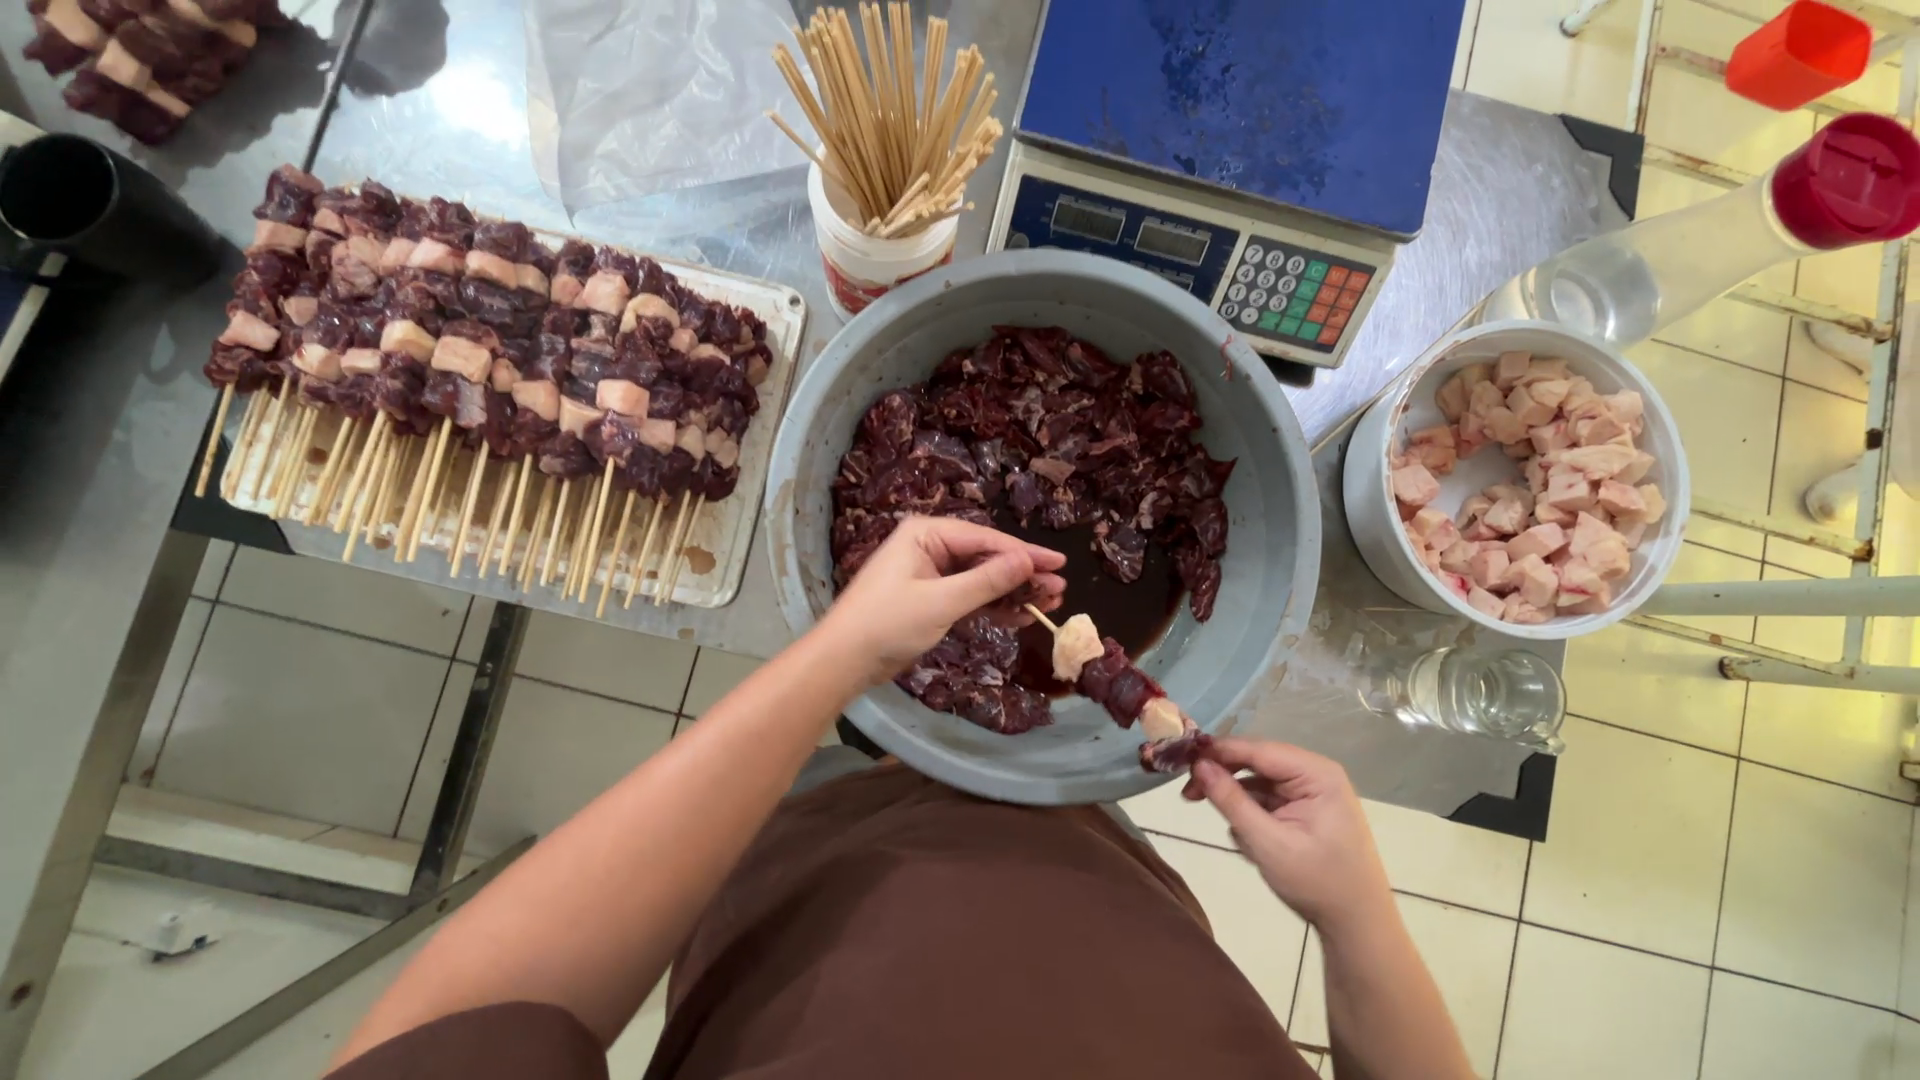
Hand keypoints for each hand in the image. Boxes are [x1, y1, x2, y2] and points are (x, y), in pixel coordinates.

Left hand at [817, 516, 1065, 683]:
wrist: (844, 660)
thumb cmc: (887, 624)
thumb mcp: (941, 601)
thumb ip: (986, 581)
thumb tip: (1027, 561)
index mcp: (926, 534)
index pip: (986, 539)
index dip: (1024, 552)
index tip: (1059, 564)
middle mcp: (929, 547)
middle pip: (986, 556)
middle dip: (1022, 574)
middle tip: (1059, 589)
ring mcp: (930, 573)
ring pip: (981, 578)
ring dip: (1012, 592)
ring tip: (1048, 604)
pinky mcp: (930, 598)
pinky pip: (969, 596)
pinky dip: (992, 607)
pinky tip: (1020, 617)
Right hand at [1183, 738, 1392, 933]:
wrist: (1357, 926)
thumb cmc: (1318, 883)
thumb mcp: (1267, 843)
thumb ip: (1231, 801)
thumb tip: (1198, 765)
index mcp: (1317, 774)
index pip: (1258, 749)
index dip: (1218, 751)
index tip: (1182, 761)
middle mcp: (1315, 774)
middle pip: (1256, 762)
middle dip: (1224, 778)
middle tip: (1189, 795)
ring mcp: (1310, 792)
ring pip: (1258, 782)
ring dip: (1238, 803)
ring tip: (1232, 831)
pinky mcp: (1304, 809)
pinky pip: (1267, 800)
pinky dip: (1251, 816)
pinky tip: (1250, 841)